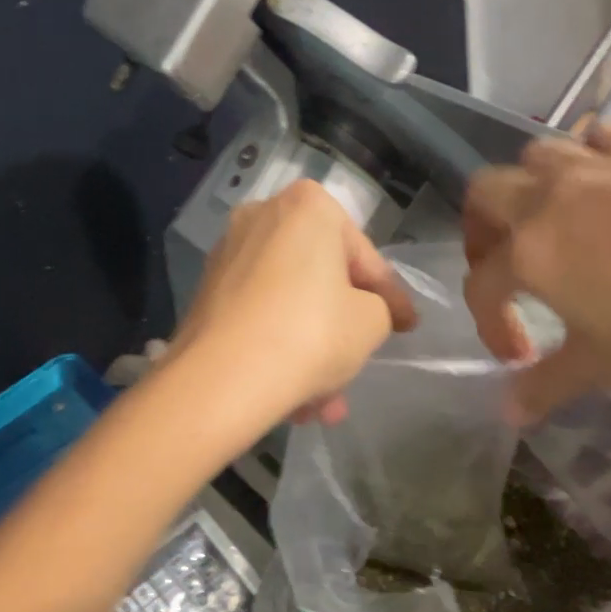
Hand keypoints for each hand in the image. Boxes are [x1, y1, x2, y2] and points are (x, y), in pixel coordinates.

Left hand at [170, 179, 417, 423]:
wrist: (221, 379)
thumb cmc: (310, 335)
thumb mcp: (371, 322)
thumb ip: (378, 308)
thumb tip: (364, 315)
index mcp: (308, 206)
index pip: (364, 256)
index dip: (389, 297)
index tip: (406, 326)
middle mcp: (261, 217)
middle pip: (320, 280)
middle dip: (340, 332)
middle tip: (358, 364)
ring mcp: (227, 256)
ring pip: (287, 307)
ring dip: (311, 354)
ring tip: (325, 405)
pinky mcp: (204, 295)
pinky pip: (258, 320)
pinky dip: (278, 351)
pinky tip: (293, 398)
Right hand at [463, 122, 610, 422]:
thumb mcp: (602, 366)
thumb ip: (545, 386)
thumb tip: (509, 412)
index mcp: (530, 251)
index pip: (483, 285)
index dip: (490, 325)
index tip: (518, 356)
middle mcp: (553, 197)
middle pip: (485, 195)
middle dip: (480, 234)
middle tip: (503, 270)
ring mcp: (602, 167)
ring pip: (536, 155)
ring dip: (528, 188)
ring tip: (550, 225)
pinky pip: (597, 139)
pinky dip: (586, 158)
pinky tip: (606, 188)